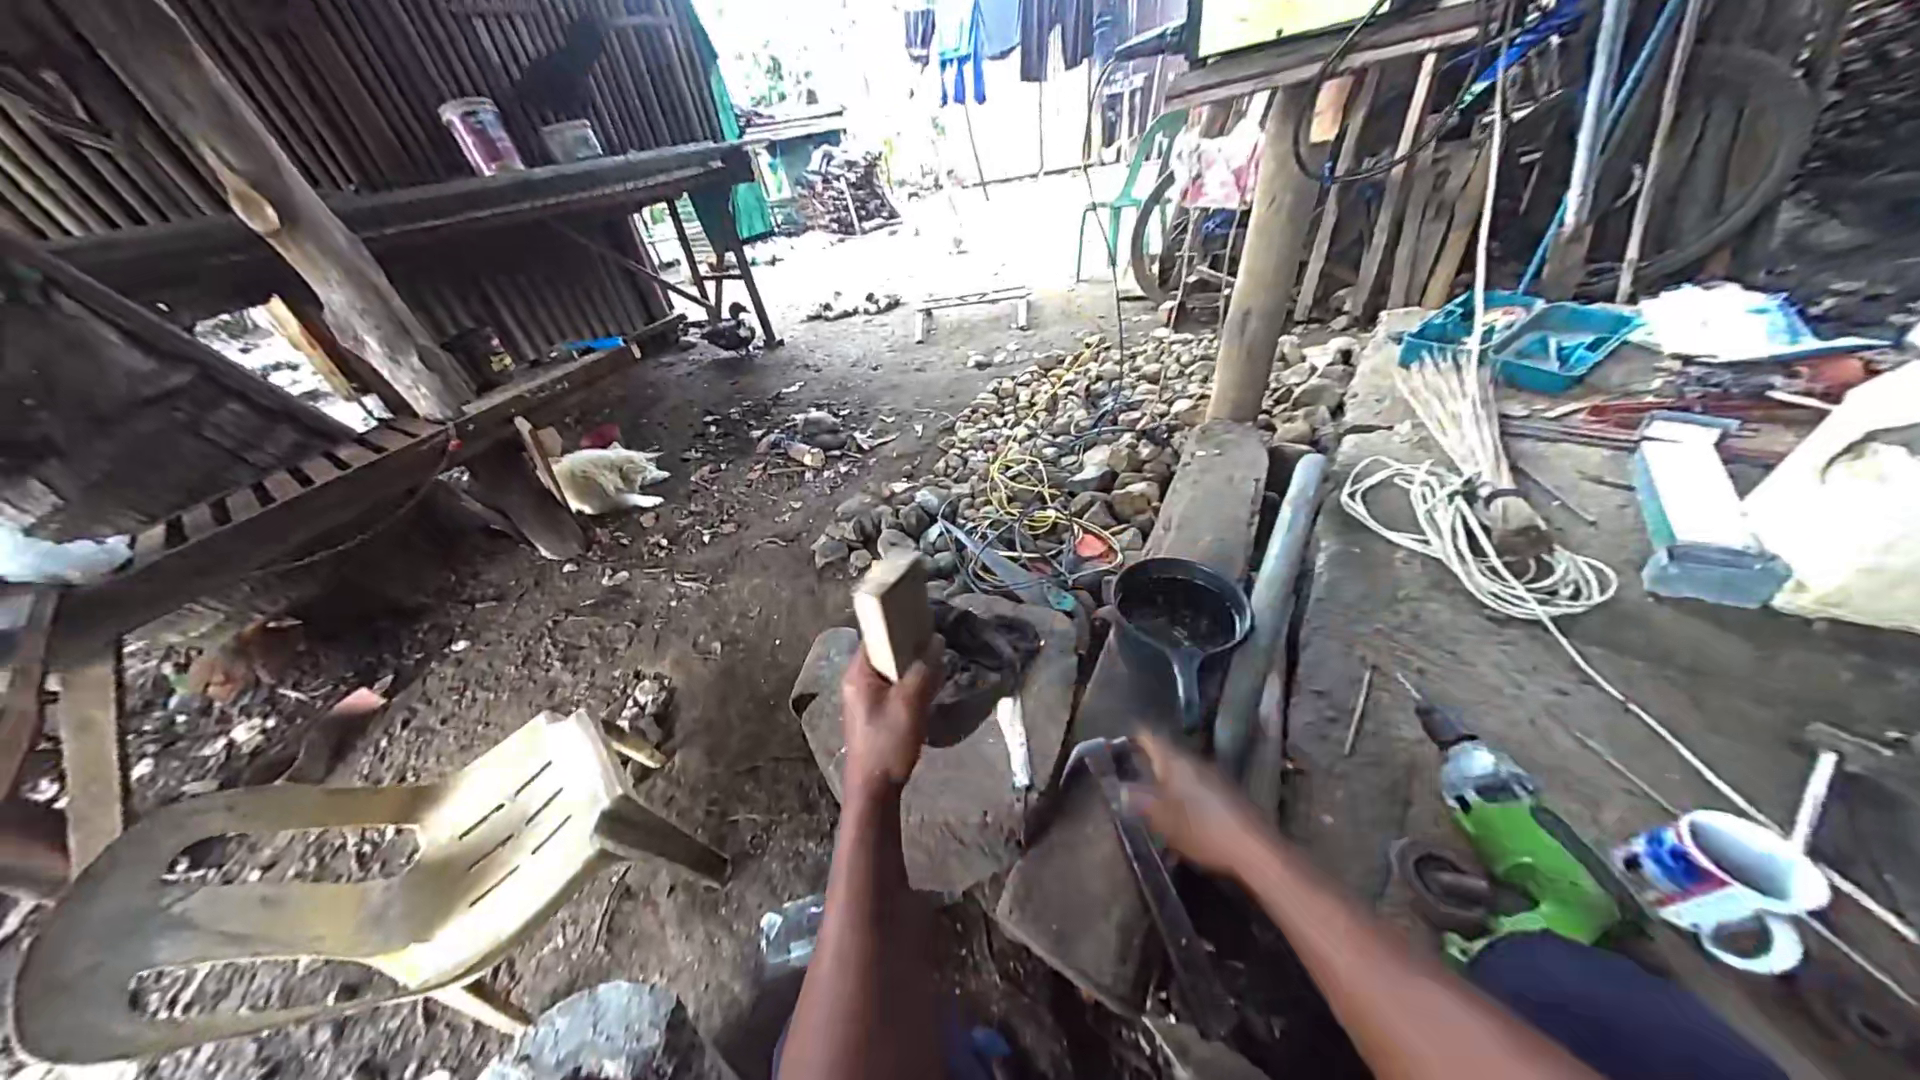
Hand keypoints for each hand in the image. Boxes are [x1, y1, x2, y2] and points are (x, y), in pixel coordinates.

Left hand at [840, 635, 943, 796]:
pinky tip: (926, 691)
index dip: (898, 627)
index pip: (876, 636)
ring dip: (912, 670)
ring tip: (935, 669)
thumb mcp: (910, 702)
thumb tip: (937, 640)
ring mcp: (863, 699)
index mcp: (857, 674)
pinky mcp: (873, 713)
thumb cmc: (888, 743)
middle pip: (884, 653)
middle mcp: (856, 682)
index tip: (924, 625)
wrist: (875, 789)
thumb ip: (924, 669)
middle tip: (935, 650)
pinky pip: (892, 688)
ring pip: (891, 672)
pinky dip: (908, 686)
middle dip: (910, 651)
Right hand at [1125, 731, 1269, 875]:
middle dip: (1149, 761)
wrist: (1255, 850)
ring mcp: (1214, 776)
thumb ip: (1139, 801)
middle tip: (1131, 773)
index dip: (1134, 737)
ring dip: (1167, 779)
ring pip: (1183, 770)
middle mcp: (1195, 762)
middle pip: (1167, 753)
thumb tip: (1118, 788)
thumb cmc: (1202, 829)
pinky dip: (1183, 792)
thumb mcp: (1163, 819)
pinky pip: (1197, 784)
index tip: (1120, 744)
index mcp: (1175, 761)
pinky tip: (1181, 812)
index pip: (1150, 736)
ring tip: (1153, 796)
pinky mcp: (1228, 794)